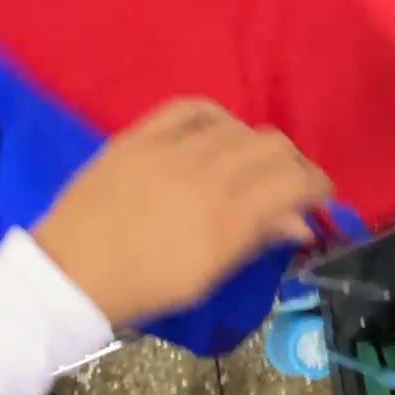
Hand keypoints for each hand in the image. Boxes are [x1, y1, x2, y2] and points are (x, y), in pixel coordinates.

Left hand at [32, 100, 333, 325]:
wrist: (74, 272)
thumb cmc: (146, 286)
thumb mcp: (208, 275)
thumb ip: (256, 240)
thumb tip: (300, 222)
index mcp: (227, 219)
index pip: (294, 181)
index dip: (318, 184)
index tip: (320, 195)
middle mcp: (206, 175)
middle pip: (272, 146)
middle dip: (293, 163)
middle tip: (290, 182)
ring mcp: (171, 150)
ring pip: (237, 126)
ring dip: (256, 143)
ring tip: (251, 162)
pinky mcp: (140, 136)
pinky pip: (190, 108)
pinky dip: (215, 117)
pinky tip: (218, 132)